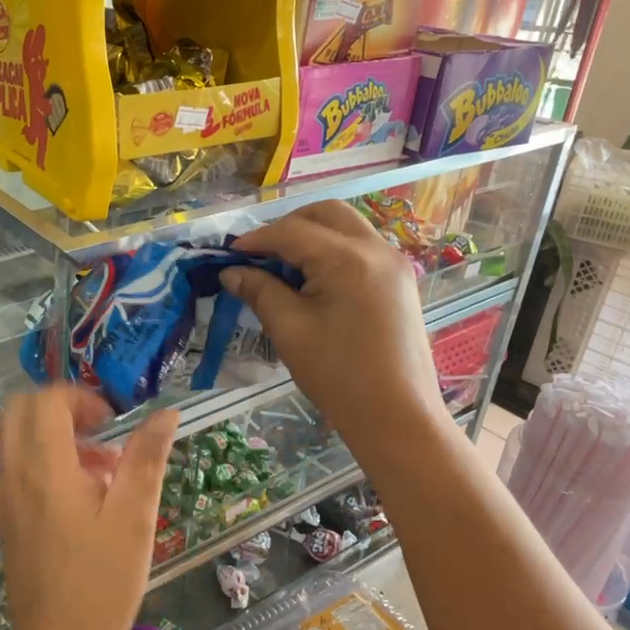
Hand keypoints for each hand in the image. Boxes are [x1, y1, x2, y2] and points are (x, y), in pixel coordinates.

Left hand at [0, 385, 176, 629]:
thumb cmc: (102, 583)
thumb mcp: (134, 518)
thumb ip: (146, 459)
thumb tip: (165, 414)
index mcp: (44, 468)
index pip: (46, 401)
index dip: (81, 398)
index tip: (112, 422)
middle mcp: (15, 474)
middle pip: (22, 410)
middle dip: (62, 409)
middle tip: (102, 433)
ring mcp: (5, 498)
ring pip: (18, 438)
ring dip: (55, 436)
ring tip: (101, 470)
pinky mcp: (6, 519)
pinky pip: (18, 467)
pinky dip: (45, 461)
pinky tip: (83, 498)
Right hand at [220, 201, 445, 432]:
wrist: (398, 417)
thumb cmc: (339, 375)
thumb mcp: (290, 330)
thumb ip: (260, 291)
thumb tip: (232, 272)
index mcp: (348, 259)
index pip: (292, 231)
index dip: (256, 239)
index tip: (228, 254)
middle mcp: (377, 249)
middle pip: (326, 213)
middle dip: (288, 225)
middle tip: (259, 252)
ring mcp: (395, 264)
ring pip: (347, 226)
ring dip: (312, 234)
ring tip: (283, 266)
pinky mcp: (401, 282)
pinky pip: (361, 247)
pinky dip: (332, 249)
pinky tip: (313, 280)